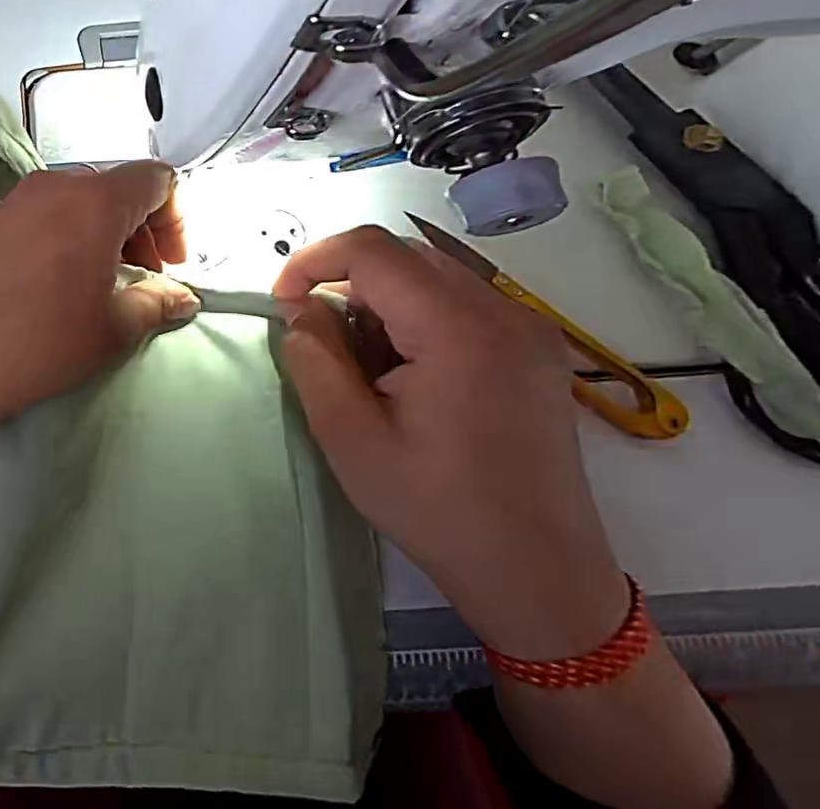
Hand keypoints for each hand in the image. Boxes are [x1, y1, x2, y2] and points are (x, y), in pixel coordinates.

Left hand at [0, 163, 195, 532]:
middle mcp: (56, 184)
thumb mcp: (112, 329)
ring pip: (83, 198)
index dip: (174, 220)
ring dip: (107, 232)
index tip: (169, 266)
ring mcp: (18, 198)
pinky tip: (62, 280)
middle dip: (143, 228)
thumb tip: (184, 298)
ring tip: (102, 283)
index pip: (156, 180)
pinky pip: (49, 210)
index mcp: (95, 201)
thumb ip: (158, 304)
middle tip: (142, 278)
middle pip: (119, 187)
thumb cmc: (39, 343)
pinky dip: (72, 233)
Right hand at [273, 226, 628, 660]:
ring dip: (379, 298)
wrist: (536, 569)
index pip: (372, 250)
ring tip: (362, 360)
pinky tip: (405, 368)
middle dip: (345, 280)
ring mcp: (527, 326)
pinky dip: (414, 314)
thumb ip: (314, 358)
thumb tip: (302, 309)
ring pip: (431, 273)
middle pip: (403, 254)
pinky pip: (459, 300)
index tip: (283, 302)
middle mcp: (503, 311)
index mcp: (458, 329)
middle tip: (318, 335)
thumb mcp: (349, 436)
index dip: (313, 261)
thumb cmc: (435, 507)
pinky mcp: (534, 347)